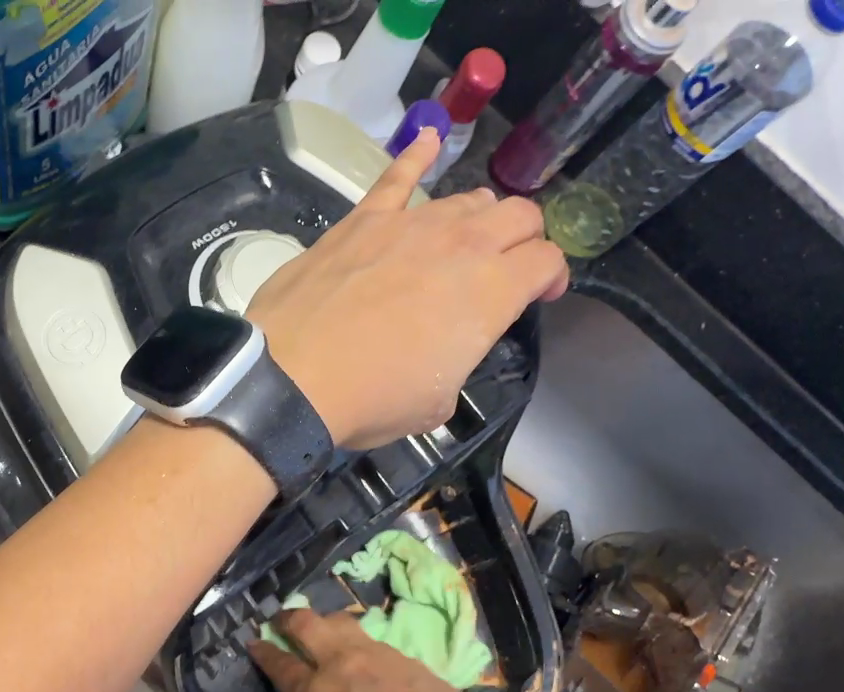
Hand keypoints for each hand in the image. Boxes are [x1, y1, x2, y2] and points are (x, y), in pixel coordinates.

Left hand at [245, 128, 569, 449]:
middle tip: (508, 266)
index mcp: (491, 292)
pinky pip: (397, 176)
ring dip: (478, 217)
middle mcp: (461, 244)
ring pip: (465, 199)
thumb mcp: (436, 400)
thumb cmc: (370, 399)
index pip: (546, 261)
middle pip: (518, 216)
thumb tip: (449, 344)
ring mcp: (410, 224)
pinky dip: (416, 155)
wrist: (292, 379)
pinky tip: (427, 140)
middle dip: (524, 239)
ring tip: (466, 238)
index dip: (550, 277)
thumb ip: (459, 357)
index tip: (540, 294)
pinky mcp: (361, 220)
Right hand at [247, 608, 520, 691]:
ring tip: (319, 632)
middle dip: (288, 619)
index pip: (282, 667)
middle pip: (306, 623)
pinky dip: (351, 638)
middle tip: (280, 621)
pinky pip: (364, 637)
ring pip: (336, 620)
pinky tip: (357, 656)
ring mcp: (371, 653)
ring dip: (321, 622)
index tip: (253, 641)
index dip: (264, 652)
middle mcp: (340, 665)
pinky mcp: (398, 652)